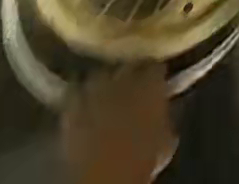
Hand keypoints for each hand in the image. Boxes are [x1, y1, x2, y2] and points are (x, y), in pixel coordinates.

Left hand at [61, 64, 174, 183]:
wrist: (107, 179)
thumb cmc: (142, 162)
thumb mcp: (165, 141)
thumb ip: (165, 119)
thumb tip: (164, 113)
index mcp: (150, 85)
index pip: (155, 66)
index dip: (157, 72)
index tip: (159, 78)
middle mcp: (123, 80)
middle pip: (128, 66)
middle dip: (132, 72)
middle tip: (135, 84)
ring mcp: (96, 92)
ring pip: (101, 75)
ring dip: (104, 81)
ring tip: (107, 90)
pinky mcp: (73, 108)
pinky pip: (75, 93)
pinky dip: (79, 95)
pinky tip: (83, 102)